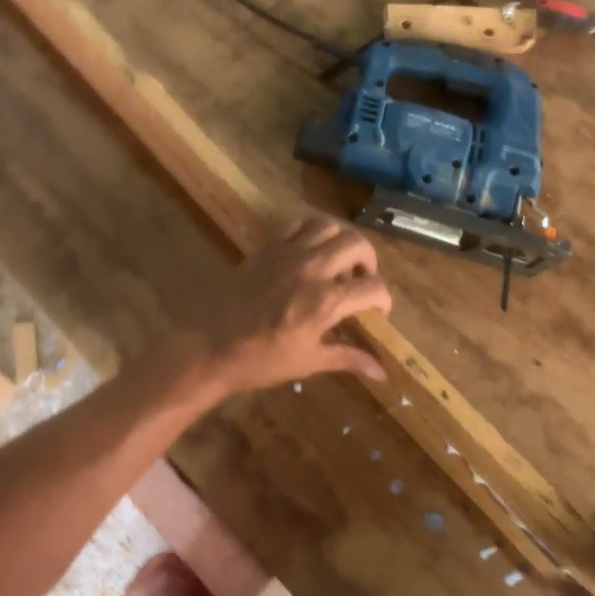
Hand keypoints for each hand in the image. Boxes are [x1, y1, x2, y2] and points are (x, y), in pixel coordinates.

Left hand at [178, 215, 392, 395]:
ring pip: (328, 225)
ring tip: (341, 258)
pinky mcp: (267, 247)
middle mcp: (311, 269)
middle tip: (363, 279)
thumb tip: (382, 372)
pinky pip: (297, 224)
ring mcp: (287, 253)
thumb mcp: (308, 362)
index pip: (372, 288)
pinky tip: (311, 249)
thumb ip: (348, 358)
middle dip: (370, 260)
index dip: (384, 299)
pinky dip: (312, 230)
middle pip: (356, 244)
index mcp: (325, 302)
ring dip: (342, 238)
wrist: (210, 344)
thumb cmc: (261, 360)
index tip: (378, 311)